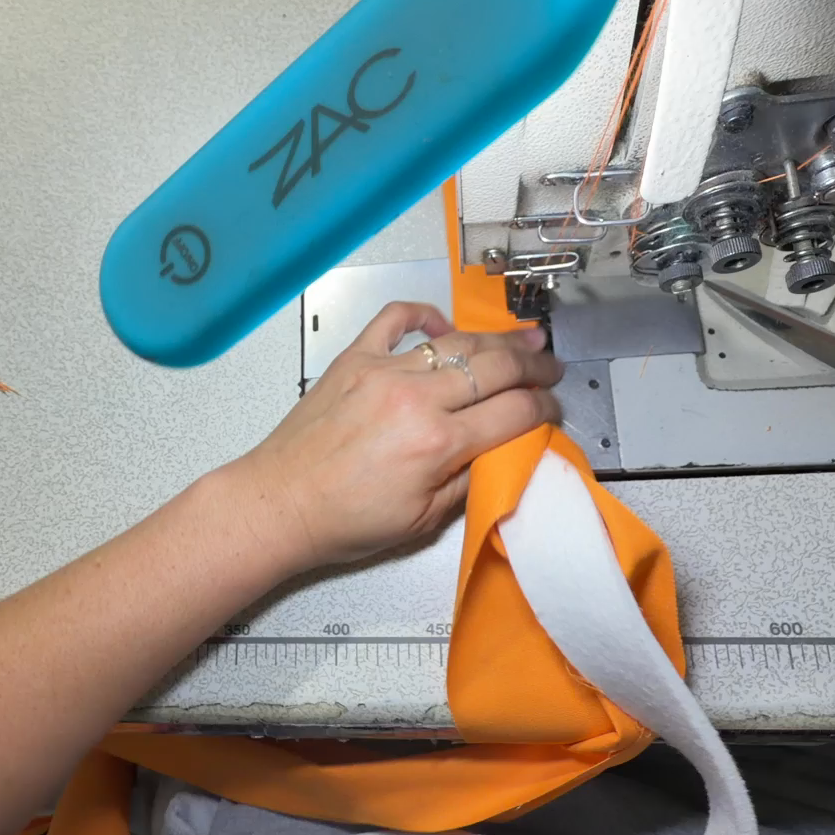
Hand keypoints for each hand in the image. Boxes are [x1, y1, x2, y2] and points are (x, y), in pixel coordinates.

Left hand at [228, 302, 562, 570]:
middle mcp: (416, 398)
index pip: (515, 413)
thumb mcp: (422, 521)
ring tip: (524, 341)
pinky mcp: (354, 358)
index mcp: (438, 443)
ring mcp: (384, 370)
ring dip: (497, 341)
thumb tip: (502, 450)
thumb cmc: (346, 521)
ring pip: (457, 342)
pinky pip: (395, 318)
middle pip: (496, 368)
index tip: (553, 410)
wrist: (281, 502)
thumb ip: (469, 479)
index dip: (545, 410)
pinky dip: (423, 314)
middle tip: (551, 368)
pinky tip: (443, 326)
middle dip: (534, 368)